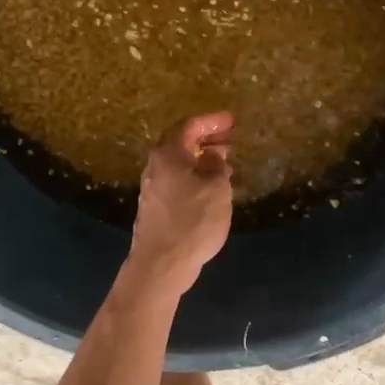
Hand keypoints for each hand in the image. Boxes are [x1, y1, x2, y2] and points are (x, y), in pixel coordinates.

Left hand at [121, 112, 234, 300]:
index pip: (189, 126)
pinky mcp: (155, 208)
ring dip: (202, 160)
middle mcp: (155, 167)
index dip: (211, 121)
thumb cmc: (193, 221)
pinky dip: (195, 177)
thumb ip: (215, 164)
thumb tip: (211, 154)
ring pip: (180, 164)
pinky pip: (178, 181)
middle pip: (181, 143)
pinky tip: (211, 189)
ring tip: (226, 164)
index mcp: (168, 154)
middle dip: (206, 139)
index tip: (232, 120)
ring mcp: (152, 188)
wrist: (162, 264)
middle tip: (230, 139)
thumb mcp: (216, 188)